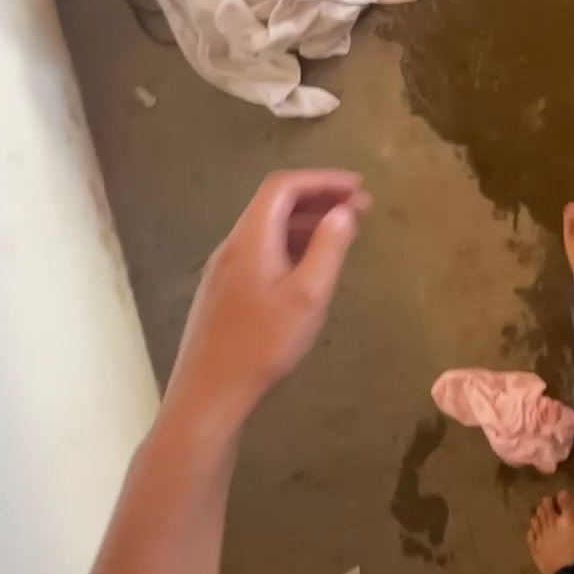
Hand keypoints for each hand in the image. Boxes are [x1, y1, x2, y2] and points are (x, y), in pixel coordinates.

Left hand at [164, 170, 370, 432]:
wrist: (211, 393)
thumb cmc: (264, 343)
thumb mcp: (309, 295)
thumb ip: (329, 248)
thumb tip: (345, 212)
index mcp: (251, 241)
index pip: (283, 188)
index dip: (323, 180)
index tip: (359, 188)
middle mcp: (234, 246)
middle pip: (275, 203)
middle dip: (321, 197)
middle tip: (363, 207)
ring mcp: (227, 268)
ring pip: (271, 227)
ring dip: (311, 220)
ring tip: (348, 230)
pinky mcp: (228, 289)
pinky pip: (266, 248)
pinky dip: (297, 241)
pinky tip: (317, 260)